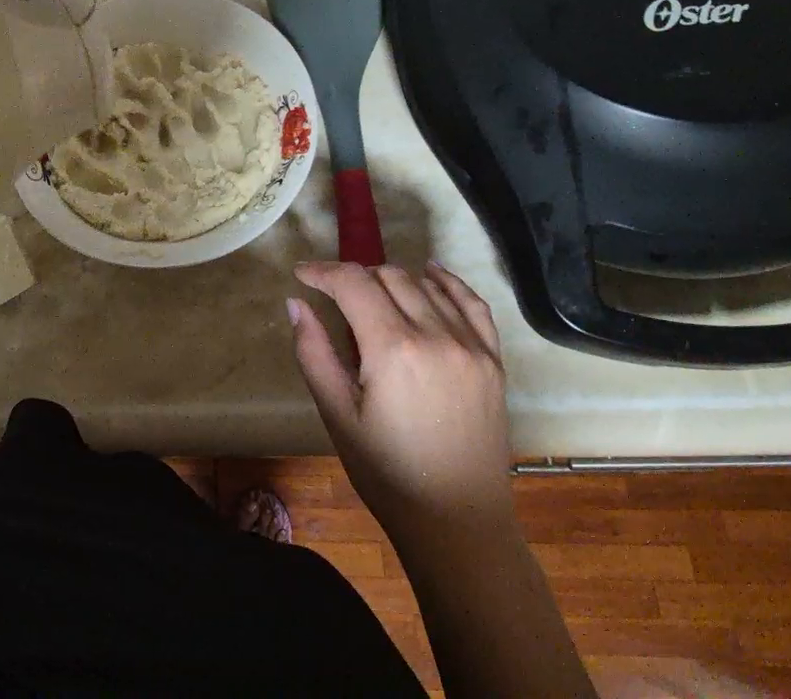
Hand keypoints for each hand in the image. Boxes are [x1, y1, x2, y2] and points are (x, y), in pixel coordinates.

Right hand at [289, 261, 511, 526]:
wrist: (456, 519)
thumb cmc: (386, 472)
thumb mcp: (336, 415)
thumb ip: (314, 353)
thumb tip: (297, 303)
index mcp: (393, 349)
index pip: (353, 284)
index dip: (322, 272)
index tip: (301, 275)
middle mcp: (436, 335)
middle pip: (390, 277)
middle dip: (354, 276)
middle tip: (331, 296)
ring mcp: (471, 345)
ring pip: (426, 285)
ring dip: (392, 280)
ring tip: (370, 297)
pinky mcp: (493, 360)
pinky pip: (472, 303)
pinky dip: (447, 283)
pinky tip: (430, 274)